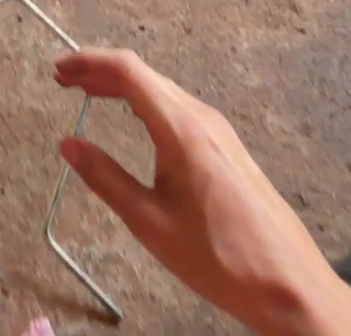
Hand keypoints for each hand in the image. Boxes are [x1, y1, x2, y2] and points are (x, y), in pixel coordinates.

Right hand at [54, 50, 350, 335]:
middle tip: (63, 80)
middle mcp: (201, 117)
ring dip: (119, 84)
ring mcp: (217, 129)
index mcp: (181, 129)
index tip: (58, 69)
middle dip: (98, 70)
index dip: (88, 62)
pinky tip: (131, 116)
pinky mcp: (226, 145)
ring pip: (160, 88)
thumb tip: (68, 145)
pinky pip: (175, 105)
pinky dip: (142, 100)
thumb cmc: (219, 258)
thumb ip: (105, 178)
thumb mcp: (150, 223)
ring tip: (86, 93)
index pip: (128, 71)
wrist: (292, 287)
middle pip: (142, 74)